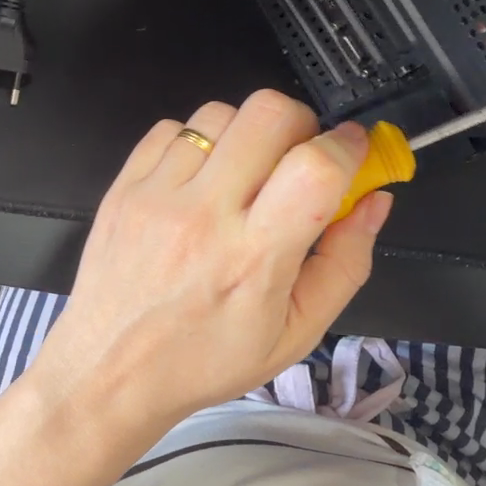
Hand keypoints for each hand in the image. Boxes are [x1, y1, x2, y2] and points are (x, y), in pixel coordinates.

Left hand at [30, 90, 392, 428]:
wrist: (111, 372)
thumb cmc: (206, 360)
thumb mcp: (295, 333)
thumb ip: (345, 264)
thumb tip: (375, 201)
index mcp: (253, 259)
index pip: (315, 168)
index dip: (348, 147)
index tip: (354, 152)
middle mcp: (203, 217)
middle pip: (269, 114)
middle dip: (300, 127)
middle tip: (296, 162)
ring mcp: (156, 196)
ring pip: (220, 113)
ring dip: (247, 135)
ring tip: (242, 178)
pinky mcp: (123, 187)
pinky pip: (171, 127)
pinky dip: (197, 142)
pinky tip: (199, 181)